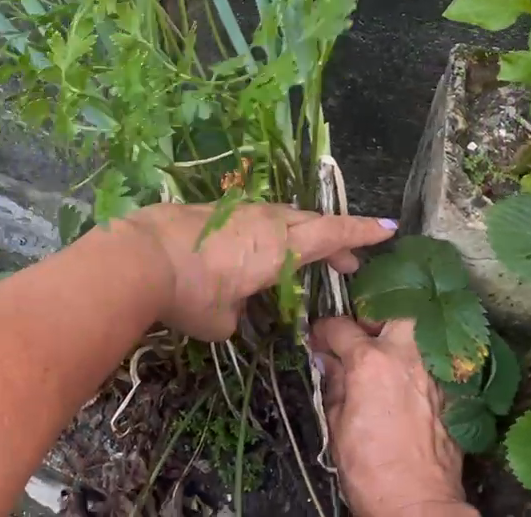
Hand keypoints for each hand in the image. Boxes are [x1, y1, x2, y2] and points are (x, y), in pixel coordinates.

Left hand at [120, 203, 396, 340]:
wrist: (141, 256)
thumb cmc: (192, 293)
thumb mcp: (224, 320)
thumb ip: (239, 313)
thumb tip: (233, 308)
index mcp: (280, 246)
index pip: (332, 233)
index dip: (362, 232)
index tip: (389, 228)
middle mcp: (265, 222)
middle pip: (310, 223)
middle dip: (333, 239)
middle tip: (348, 260)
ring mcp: (237, 211)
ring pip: (281, 217)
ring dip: (299, 233)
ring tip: (304, 253)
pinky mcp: (211, 210)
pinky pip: (253, 218)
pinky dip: (266, 232)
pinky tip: (253, 248)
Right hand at [311, 317, 470, 516]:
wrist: (417, 505)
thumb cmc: (368, 468)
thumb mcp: (336, 423)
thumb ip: (334, 382)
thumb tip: (328, 360)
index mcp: (370, 360)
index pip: (340, 327)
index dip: (322, 331)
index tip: (317, 340)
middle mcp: (406, 355)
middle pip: (393, 311)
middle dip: (374, 318)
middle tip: (361, 338)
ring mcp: (433, 371)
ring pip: (420, 332)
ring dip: (401, 336)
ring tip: (387, 355)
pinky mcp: (451, 392)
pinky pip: (434, 361)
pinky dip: (420, 361)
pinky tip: (408, 379)